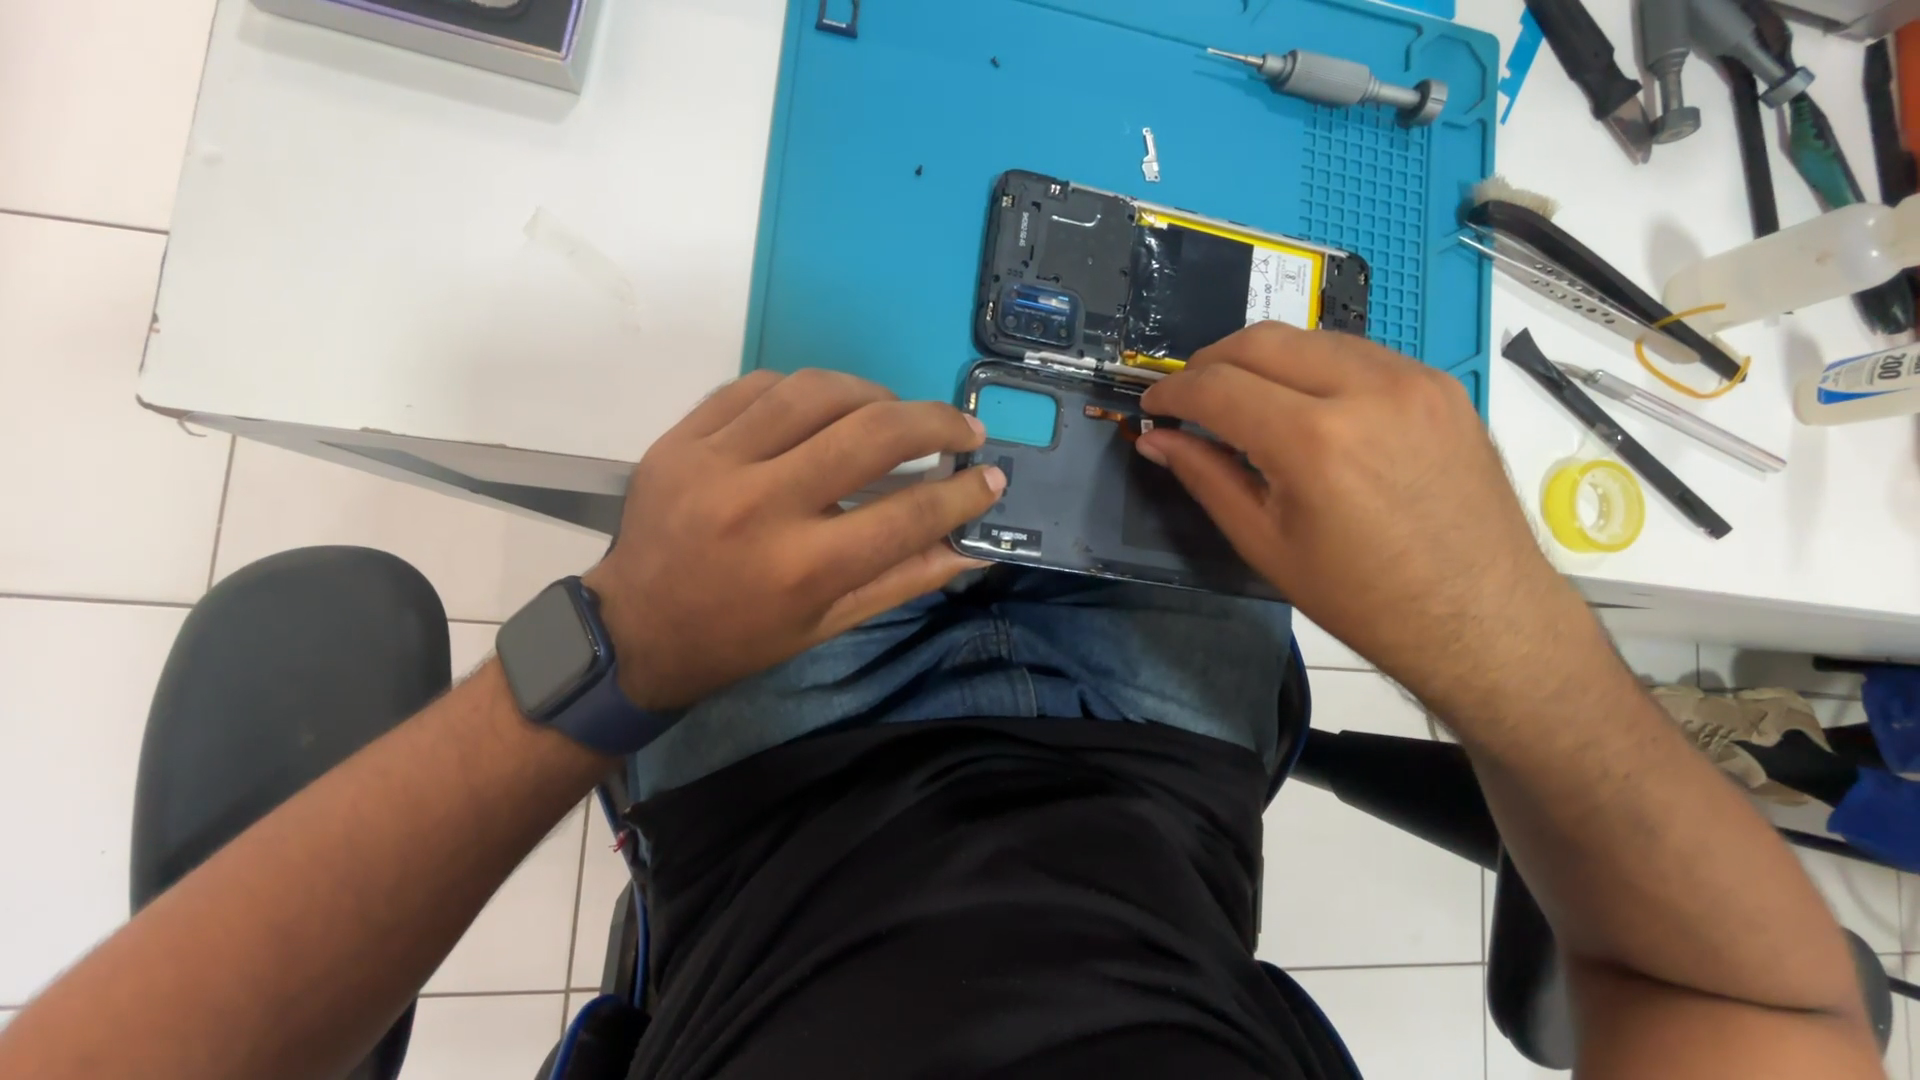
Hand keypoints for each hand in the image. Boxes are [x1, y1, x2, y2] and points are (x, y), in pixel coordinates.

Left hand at [584, 369, 1004, 708]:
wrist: (633, 630)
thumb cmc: (740, 639)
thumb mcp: (827, 624)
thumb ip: (902, 579)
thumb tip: (971, 545)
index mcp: (802, 568)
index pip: (907, 514)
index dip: (962, 494)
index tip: (990, 479)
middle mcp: (761, 505)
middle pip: (872, 433)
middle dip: (936, 422)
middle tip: (963, 429)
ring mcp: (715, 462)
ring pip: (817, 391)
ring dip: (875, 393)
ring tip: (897, 411)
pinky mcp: (682, 437)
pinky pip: (759, 385)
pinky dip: (807, 390)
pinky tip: (826, 407)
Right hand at [1135, 323, 1597, 714]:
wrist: (1481, 618)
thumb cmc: (1362, 598)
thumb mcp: (1265, 544)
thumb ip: (1206, 477)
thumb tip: (1155, 439)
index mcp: (1315, 442)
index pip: (1218, 386)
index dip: (1172, 391)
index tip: (1153, 404)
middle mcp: (1366, 390)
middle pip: (1261, 339)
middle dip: (1211, 361)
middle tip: (1189, 397)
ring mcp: (1412, 380)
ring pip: (1310, 338)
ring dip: (1262, 359)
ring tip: (1242, 401)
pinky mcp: (1439, 385)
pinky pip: (1357, 354)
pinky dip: (1313, 368)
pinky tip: (1303, 407)